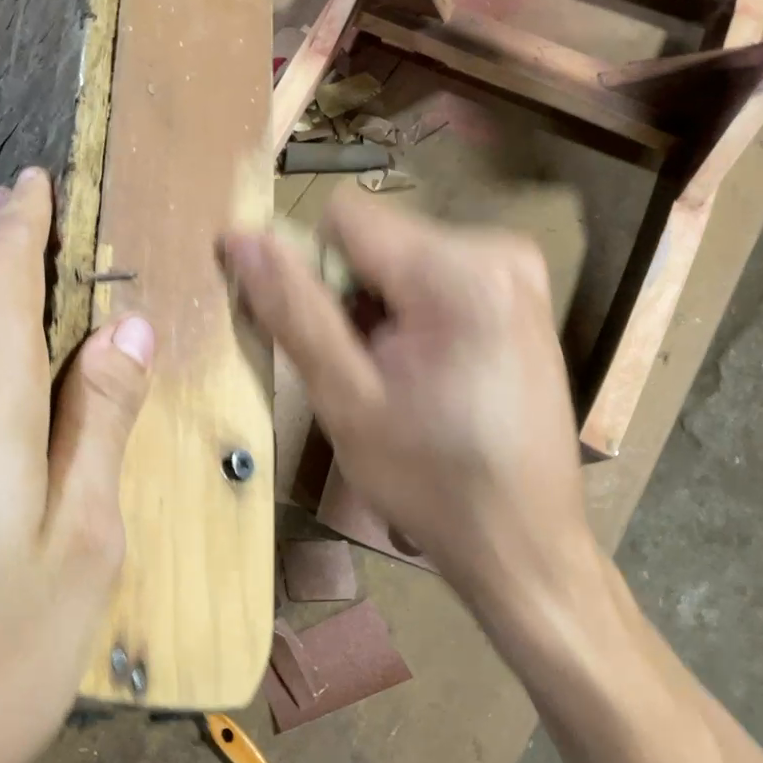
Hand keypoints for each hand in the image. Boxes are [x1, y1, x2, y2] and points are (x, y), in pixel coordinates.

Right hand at [226, 190, 762, 762]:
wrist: (524, 544)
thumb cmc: (431, 482)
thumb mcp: (344, 399)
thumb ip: (290, 308)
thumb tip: (238, 238)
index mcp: (458, 271)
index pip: (342, 218)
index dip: (311, 270)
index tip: (323, 336)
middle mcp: (497, 251)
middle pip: (372, 238)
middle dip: (347, 294)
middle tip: (360, 370)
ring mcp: (515, 270)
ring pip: (395, 255)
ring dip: (374, 307)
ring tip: (392, 377)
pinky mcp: (517, 292)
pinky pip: (429, 273)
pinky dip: (407, 311)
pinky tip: (420, 370)